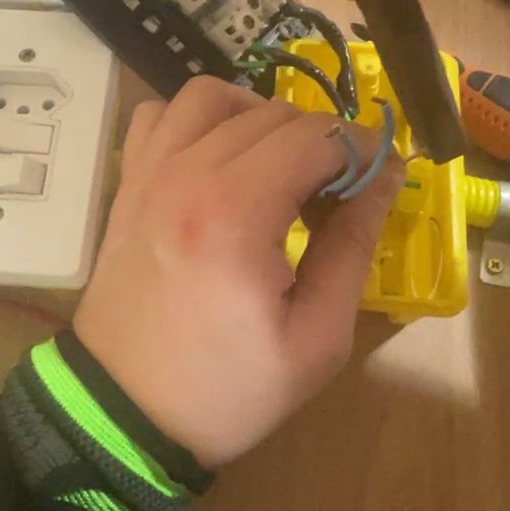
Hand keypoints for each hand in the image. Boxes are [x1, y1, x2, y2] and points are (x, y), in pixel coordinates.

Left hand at [74, 78, 402, 468]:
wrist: (124, 414)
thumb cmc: (227, 389)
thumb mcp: (315, 337)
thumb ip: (352, 245)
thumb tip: (385, 178)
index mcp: (235, 214)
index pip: (316, 138)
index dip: (363, 149)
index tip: (383, 178)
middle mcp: (185, 175)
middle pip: (273, 114)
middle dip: (321, 141)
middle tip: (337, 193)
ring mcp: (146, 174)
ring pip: (212, 96)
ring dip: (259, 116)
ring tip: (280, 165)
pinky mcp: (126, 185)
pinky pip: (160, 115)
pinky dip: (196, 120)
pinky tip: (218, 158)